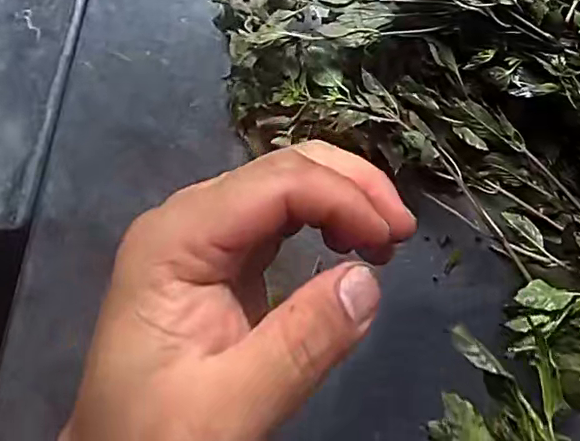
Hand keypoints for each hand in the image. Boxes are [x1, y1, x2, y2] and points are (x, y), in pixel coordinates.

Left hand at [64, 141, 417, 440]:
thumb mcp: (226, 413)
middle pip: (288, 166)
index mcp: (178, 235)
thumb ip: (299, 347)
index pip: (278, 183)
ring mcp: (206, 227)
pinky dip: (329, 214)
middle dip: (352, 186)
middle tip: (401, 229)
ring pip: (293, 178)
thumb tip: (370, 280)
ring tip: (385, 237)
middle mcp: (192, 214)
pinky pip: (287, 208)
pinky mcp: (224, 249)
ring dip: (346, 196)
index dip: (343, 197)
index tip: (392, 238)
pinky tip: (351, 240)